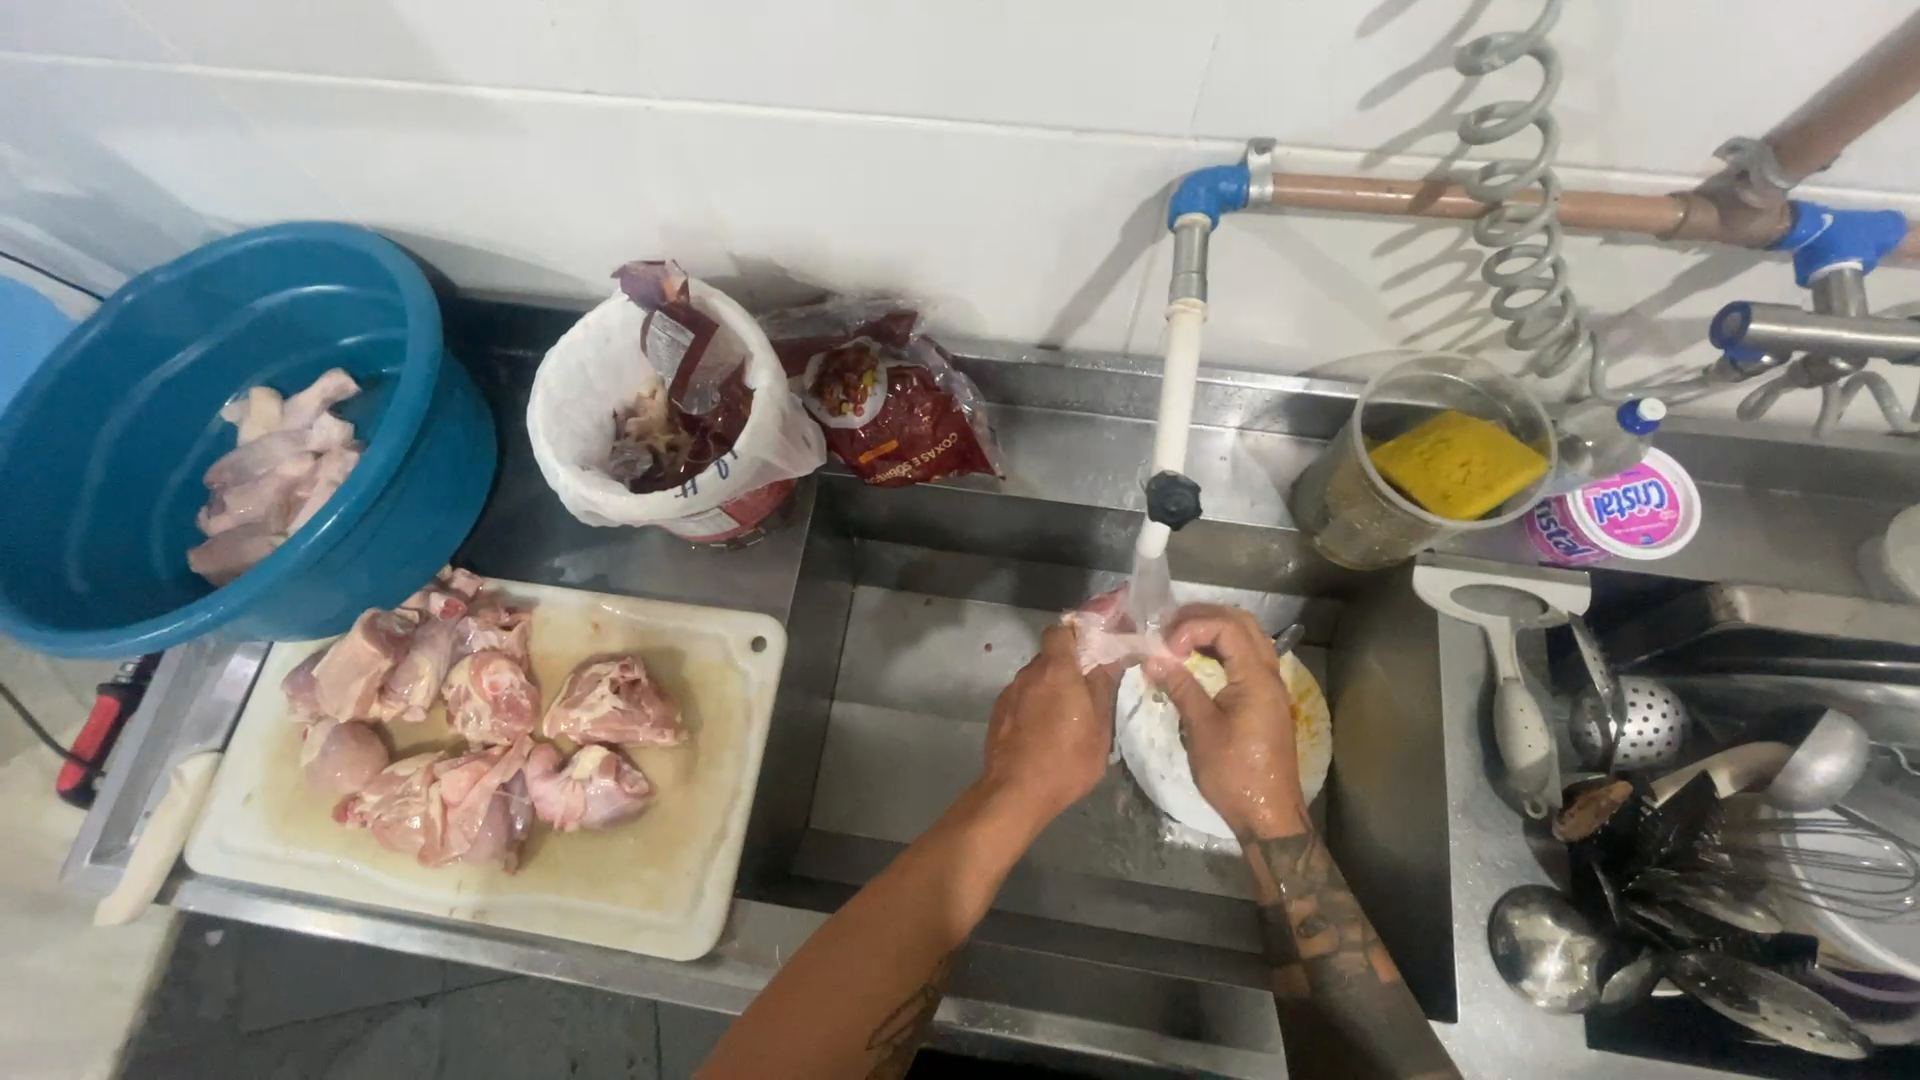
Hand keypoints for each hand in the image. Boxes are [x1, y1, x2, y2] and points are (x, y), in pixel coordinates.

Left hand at [979, 625, 1116, 824]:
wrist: (1015, 791)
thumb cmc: (1066, 760)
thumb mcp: (1099, 728)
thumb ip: (1102, 688)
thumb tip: (1108, 660)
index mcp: (1056, 670)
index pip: (1060, 631)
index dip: (1075, 636)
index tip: (1091, 650)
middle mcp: (1029, 674)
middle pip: (1049, 657)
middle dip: (1066, 668)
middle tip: (1085, 691)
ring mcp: (1009, 693)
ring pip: (1035, 679)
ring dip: (1049, 689)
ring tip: (1064, 718)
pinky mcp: (998, 713)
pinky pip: (1021, 698)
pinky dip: (1033, 706)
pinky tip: (1043, 732)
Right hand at [1143, 604, 1306, 839]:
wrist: (1267, 815)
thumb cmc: (1234, 773)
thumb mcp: (1201, 729)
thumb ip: (1180, 687)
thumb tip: (1152, 658)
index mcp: (1257, 678)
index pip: (1227, 627)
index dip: (1192, 627)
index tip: (1166, 647)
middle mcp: (1269, 674)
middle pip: (1242, 623)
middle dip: (1203, 618)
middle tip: (1169, 631)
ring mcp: (1269, 687)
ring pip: (1246, 638)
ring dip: (1213, 631)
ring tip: (1178, 642)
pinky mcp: (1263, 700)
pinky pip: (1246, 657)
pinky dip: (1221, 649)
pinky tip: (1195, 661)